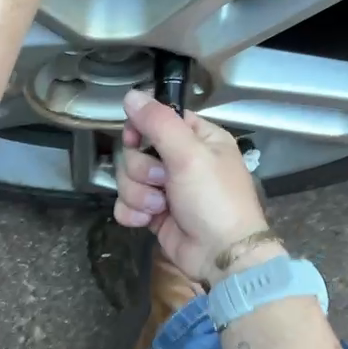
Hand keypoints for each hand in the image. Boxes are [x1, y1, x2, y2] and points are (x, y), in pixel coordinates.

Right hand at [114, 89, 277, 285]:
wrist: (220, 254)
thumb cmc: (214, 199)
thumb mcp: (189, 155)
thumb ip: (158, 123)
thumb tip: (131, 94)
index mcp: (198, 139)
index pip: (157, 120)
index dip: (141, 130)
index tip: (135, 140)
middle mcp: (181, 160)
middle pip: (135, 152)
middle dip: (141, 171)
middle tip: (162, 182)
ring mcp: (166, 188)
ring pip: (128, 179)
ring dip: (138, 195)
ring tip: (159, 208)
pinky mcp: (154, 213)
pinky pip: (126, 204)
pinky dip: (133, 212)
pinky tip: (148, 221)